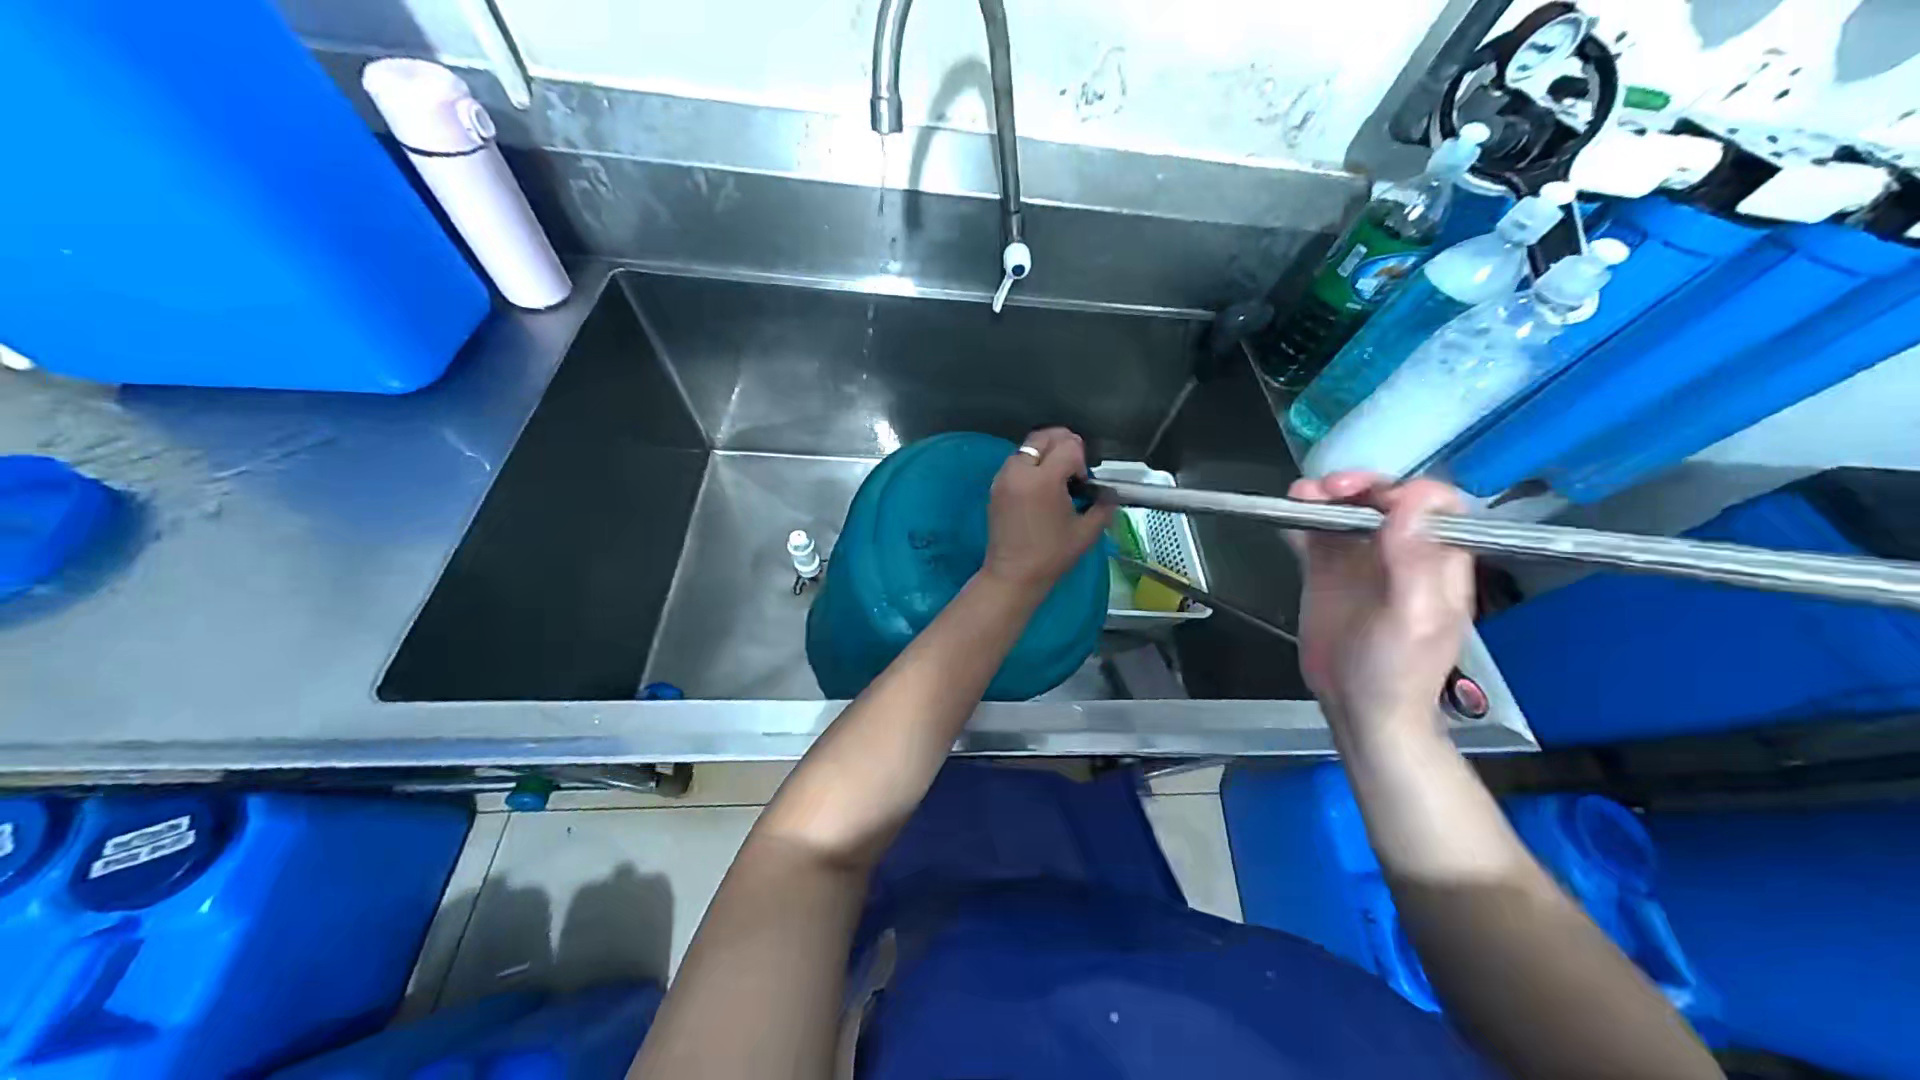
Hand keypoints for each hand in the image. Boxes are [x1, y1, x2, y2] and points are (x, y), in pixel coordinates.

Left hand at [981, 428, 1113, 593]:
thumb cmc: (1051, 556)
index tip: (1083, 483)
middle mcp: (1019, 471)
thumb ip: (1102, 505)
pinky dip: (1030, 465)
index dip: (1081, 460)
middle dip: (1063, 445)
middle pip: (1044, 437)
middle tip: (1073, 468)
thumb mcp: (1086, 532)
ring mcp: (1003, 478)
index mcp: (1043, 480)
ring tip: (1057, 478)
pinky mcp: (995, 487)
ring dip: (1045, 454)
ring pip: (1028, 447)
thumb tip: (1108, 493)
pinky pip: (1015, 462)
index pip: (1068, 446)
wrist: (1013, 575)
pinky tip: (1040, 488)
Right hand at [1288, 472, 1473, 747]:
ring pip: (1346, 512)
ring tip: (1300, 496)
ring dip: (1324, 497)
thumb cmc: (1397, 671)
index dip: (1404, 492)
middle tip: (1329, 488)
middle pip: (1384, 500)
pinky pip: (1314, 536)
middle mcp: (1402, 552)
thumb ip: (1413, 563)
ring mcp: (1361, 561)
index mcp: (1437, 560)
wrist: (1360, 707)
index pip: (1433, 505)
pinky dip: (1300, 521)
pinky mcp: (1326, 572)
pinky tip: (1287, 517)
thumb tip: (1411, 502)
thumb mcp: (1412, 620)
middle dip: (1359, 486)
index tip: (1371, 498)